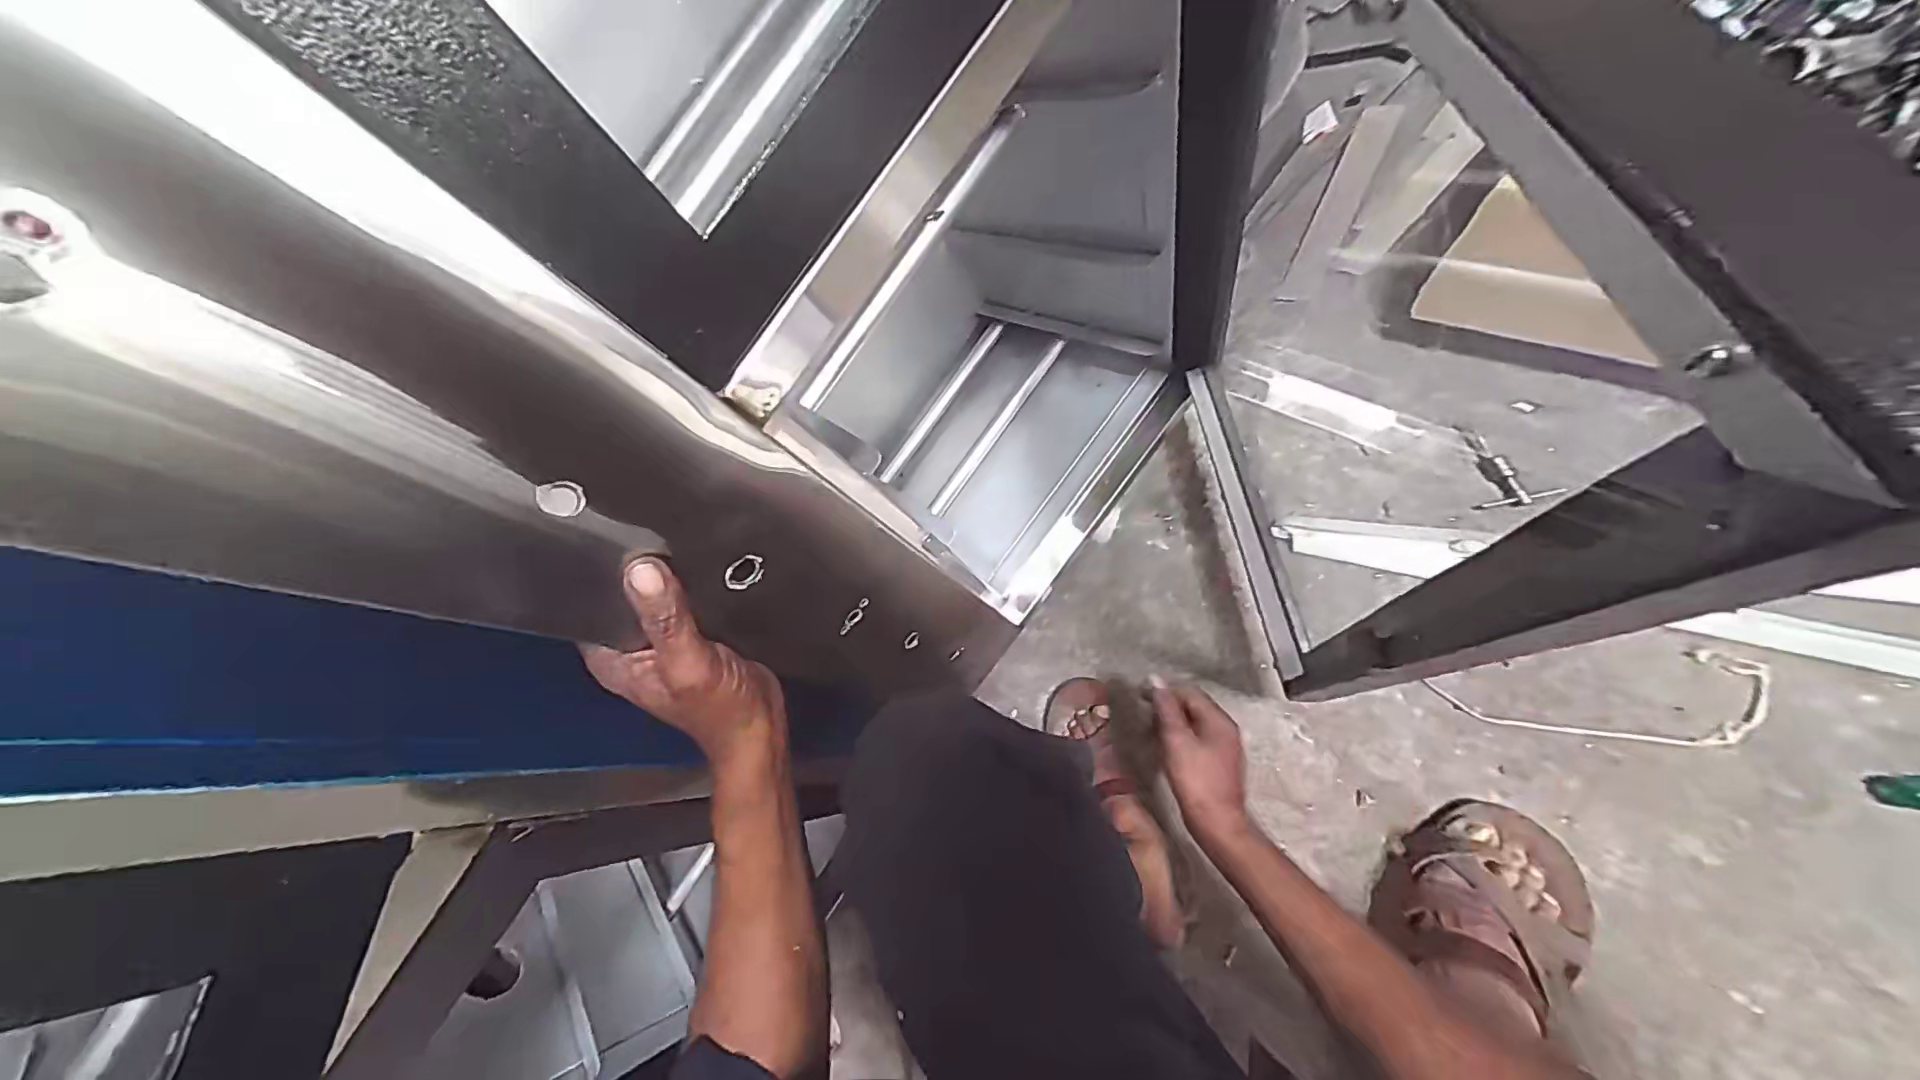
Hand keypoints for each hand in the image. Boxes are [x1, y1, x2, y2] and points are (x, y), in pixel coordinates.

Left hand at [581, 558, 786, 770]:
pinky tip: (699, 571)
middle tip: (655, 541)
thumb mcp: (689, 664)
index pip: (593, 604)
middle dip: (638, 571)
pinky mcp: (692, 635)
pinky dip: (690, 588)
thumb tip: (642, 570)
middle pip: (625, 595)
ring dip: (666, 576)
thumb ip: (666, 619)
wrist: (761, 725)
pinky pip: (683, 601)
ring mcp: (662, 641)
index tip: (623, 544)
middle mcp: (632, 648)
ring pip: (655, 595)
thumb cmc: (722, 708)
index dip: (605, 574)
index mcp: (613, 659)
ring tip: (675, 548)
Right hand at [1151, 679, 1252, 847]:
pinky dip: (1180, 736)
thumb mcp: (1176, 740)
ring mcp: (1225, 746)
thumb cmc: (1195, 780)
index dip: (1165, 691)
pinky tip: (1167, 746)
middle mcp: (1226, 728)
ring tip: (1151, 729)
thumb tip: (1155, 680)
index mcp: (1219, 720)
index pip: (1190, 692)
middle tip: (1144, 714)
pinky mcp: (1219, 761)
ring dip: (1173, 721)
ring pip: (1195, 722)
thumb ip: (1166, 709)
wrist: (1217, 823)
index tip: (1141, 697)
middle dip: (1168, 705)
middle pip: (1194, 705)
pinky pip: (1198, 737)